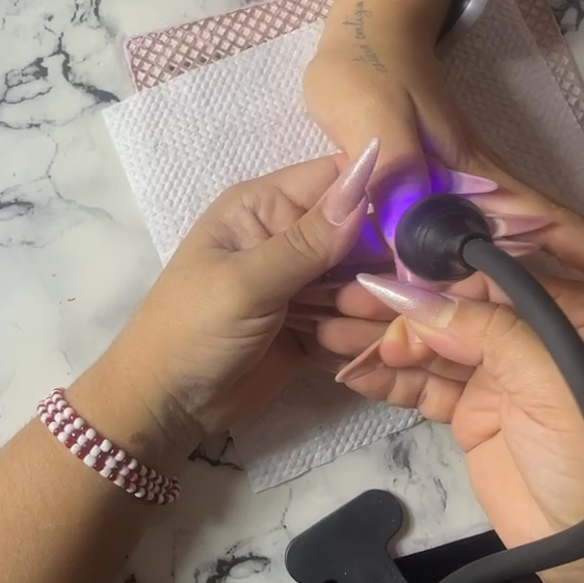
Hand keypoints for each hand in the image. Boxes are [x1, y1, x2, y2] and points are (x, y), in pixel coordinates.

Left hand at [78, 146, 379, 460]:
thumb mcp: (245, 283)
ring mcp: (304, 283)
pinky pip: (357, 321)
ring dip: (362, 309)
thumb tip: (367, 176)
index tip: (417, 229)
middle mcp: (288, 237)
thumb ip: (309, 239)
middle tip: (364, 300)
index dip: (381, 196)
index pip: (337, 179)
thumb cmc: (190, 331)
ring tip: (332, 333)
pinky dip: (355, 337)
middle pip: (363, 234)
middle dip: (372, 268)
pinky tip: (333, 352)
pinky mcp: (314, 325)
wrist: (166, 406)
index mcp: (263, 207)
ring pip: (365, 282)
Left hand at [304, 0, 583, 337]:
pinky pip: (466, 262)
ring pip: (512, 268)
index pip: (562, 230)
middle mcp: (482, 201)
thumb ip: (396, 176)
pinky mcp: (434, 208)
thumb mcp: (375, 122)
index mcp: (481, 184)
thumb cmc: (368, 73)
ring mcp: (461, 206)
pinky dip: (486, 295)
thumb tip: (416, 254)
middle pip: (557, 259)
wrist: (362, 39)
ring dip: (556, 307)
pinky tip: (491, 323)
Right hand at [335, 272, 583, 582]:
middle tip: (339, 306)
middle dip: (398, 311)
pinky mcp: (475, 412)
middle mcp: (538, 336)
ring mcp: (503, 376)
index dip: (435, 280)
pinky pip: (426, 386)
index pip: (494, 279)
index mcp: (578, 315)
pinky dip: (390, 381)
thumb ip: (490, 334)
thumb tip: (412, 299)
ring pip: (434, 347)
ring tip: (329, 335)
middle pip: (456, 311)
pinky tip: (352, 373)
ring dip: (384, 343)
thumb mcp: (557, 388)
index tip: (379, 282)